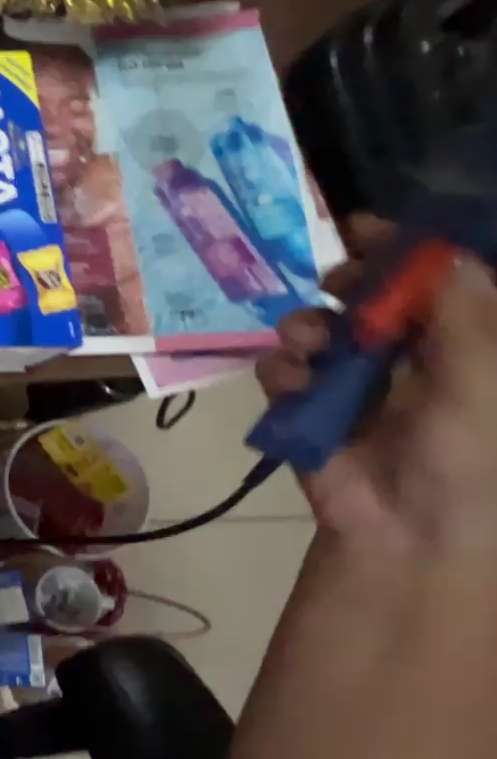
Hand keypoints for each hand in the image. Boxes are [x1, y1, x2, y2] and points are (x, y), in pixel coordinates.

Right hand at [258, 213, 496, 571]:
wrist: (409, 529)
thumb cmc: (471, 459)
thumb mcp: (481, 382)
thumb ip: (462, 318)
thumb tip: (440, 252)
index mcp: (469, 346)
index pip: (442, 282)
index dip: (410, 251)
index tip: (367, 228)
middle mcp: (415, 354)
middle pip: (376, 297)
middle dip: (351, 285)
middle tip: (335, 281)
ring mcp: (357, 380)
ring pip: (321, 328)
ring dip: (308, 328)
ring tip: (307, 344)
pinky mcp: (308, 404)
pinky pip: (283, 370)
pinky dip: (281, 370)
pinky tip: (290, 382)